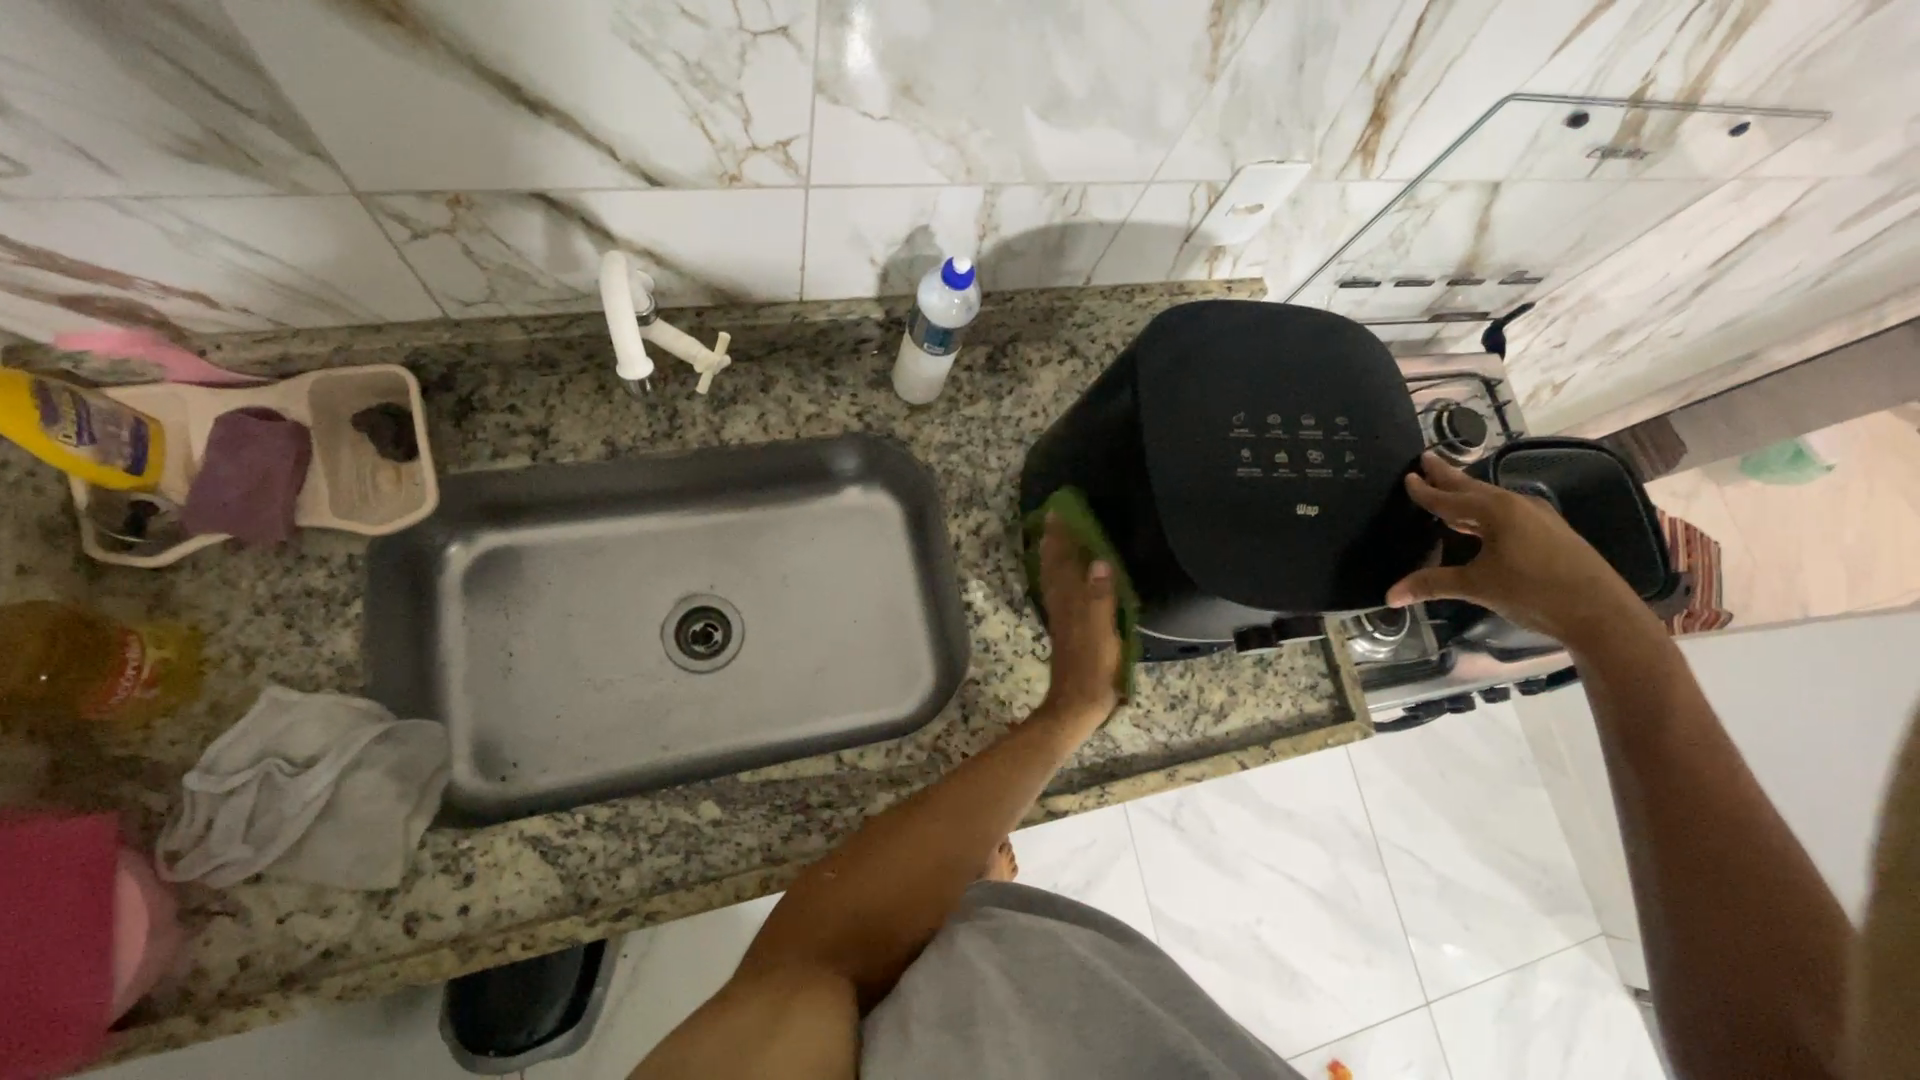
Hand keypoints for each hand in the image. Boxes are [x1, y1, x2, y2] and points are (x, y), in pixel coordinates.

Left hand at [1036, 514, 1121, 720]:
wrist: (1077, 703)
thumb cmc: (1094, 669)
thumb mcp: (1104, 633)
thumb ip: (1101, 597)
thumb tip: (1100, 561)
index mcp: (1073, 602)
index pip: (1065, 561)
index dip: (1063, 537)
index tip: (1060, 511)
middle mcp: (1063, 605)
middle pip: (1055, 566)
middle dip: (1055, 541)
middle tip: (1055, 517)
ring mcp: (1063, 617)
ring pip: (1054, 579)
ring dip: (1053, 556)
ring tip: (1055, 537)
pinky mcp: (1067, 629)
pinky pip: (1059, 592)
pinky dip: (1057, 576)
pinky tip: (1062, 576)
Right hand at [1386, 452, 1655, 650]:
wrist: (1601, 612)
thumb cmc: (1534, 593)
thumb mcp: (1477, 587)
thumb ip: (1432, 584)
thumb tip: (1390, 595)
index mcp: (1496, 511)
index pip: (1450, 499)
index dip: (1426, 490)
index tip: (1409, 475)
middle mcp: (1517, 506)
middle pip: (1474, 488)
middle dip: (1449, 476)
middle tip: (1428, 459)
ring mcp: (1539, 517)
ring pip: (1494, 500)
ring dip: (1469, 494)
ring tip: (1451, 490)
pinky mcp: (1552, 532)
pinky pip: (1509, 512)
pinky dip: (1487, 511)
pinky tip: (1483, 523)